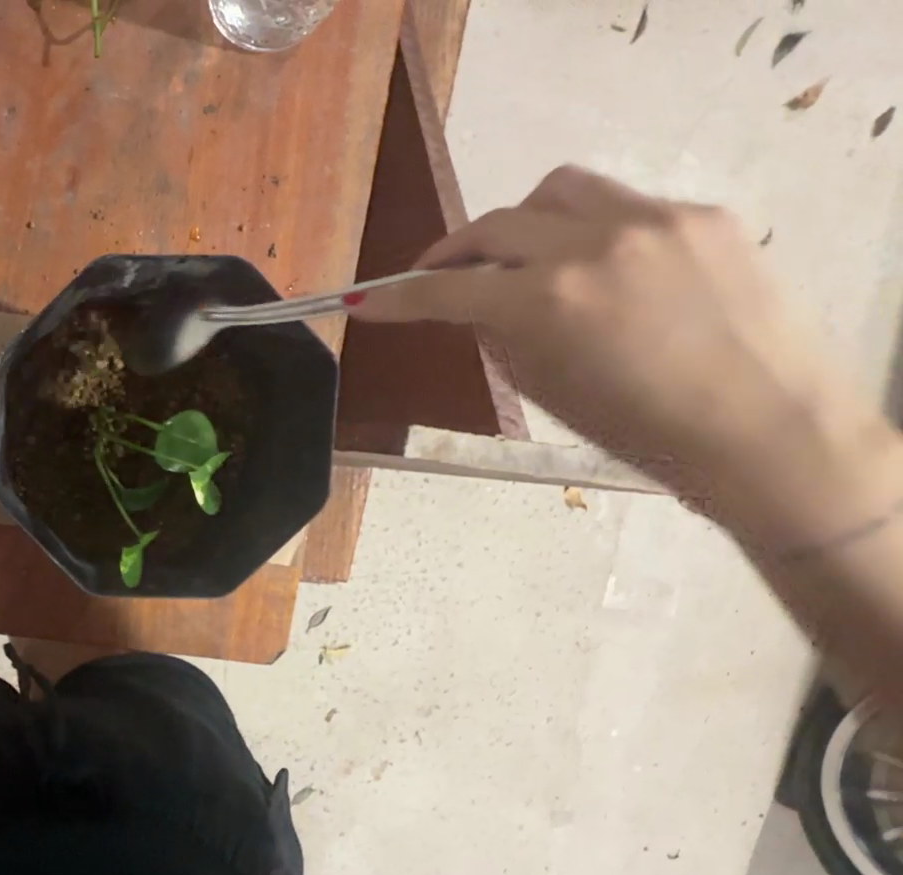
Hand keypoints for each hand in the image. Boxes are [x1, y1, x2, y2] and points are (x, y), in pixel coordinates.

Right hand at [351, 165, 871, 511]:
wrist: (762, 427)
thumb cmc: (638, 428)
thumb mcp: (542, 386)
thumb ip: (500, 336)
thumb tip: (477, 307)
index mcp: (548, 302)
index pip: (447, 289)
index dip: (398, 298)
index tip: (367, 301)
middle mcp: (595, 245)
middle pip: (495, 225)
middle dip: (454, 252)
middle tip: (438, 276)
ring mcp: (655, 222)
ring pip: (557, 192)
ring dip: (521, 222)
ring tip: (520, 257)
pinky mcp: (703, 217)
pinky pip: (621, 205)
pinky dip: (588, 231)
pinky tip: (599, 271)